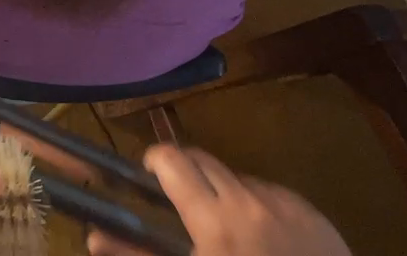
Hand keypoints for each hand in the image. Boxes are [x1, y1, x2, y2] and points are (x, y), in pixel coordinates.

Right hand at [86, 146, 348, 255]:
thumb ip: (138, 255)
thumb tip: (92, 236)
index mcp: (214, 220)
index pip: (170, 160)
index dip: (154, 164)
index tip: (149, 182)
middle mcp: (247, 200)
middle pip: (201, 160)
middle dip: (186, 175)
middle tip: (182, 208)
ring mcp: (285, 205)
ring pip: (236, 177)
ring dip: (222, 192)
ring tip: (227, 232)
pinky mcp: (314, 215)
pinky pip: (272, 195)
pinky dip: (258, 207)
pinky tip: (265, 243)